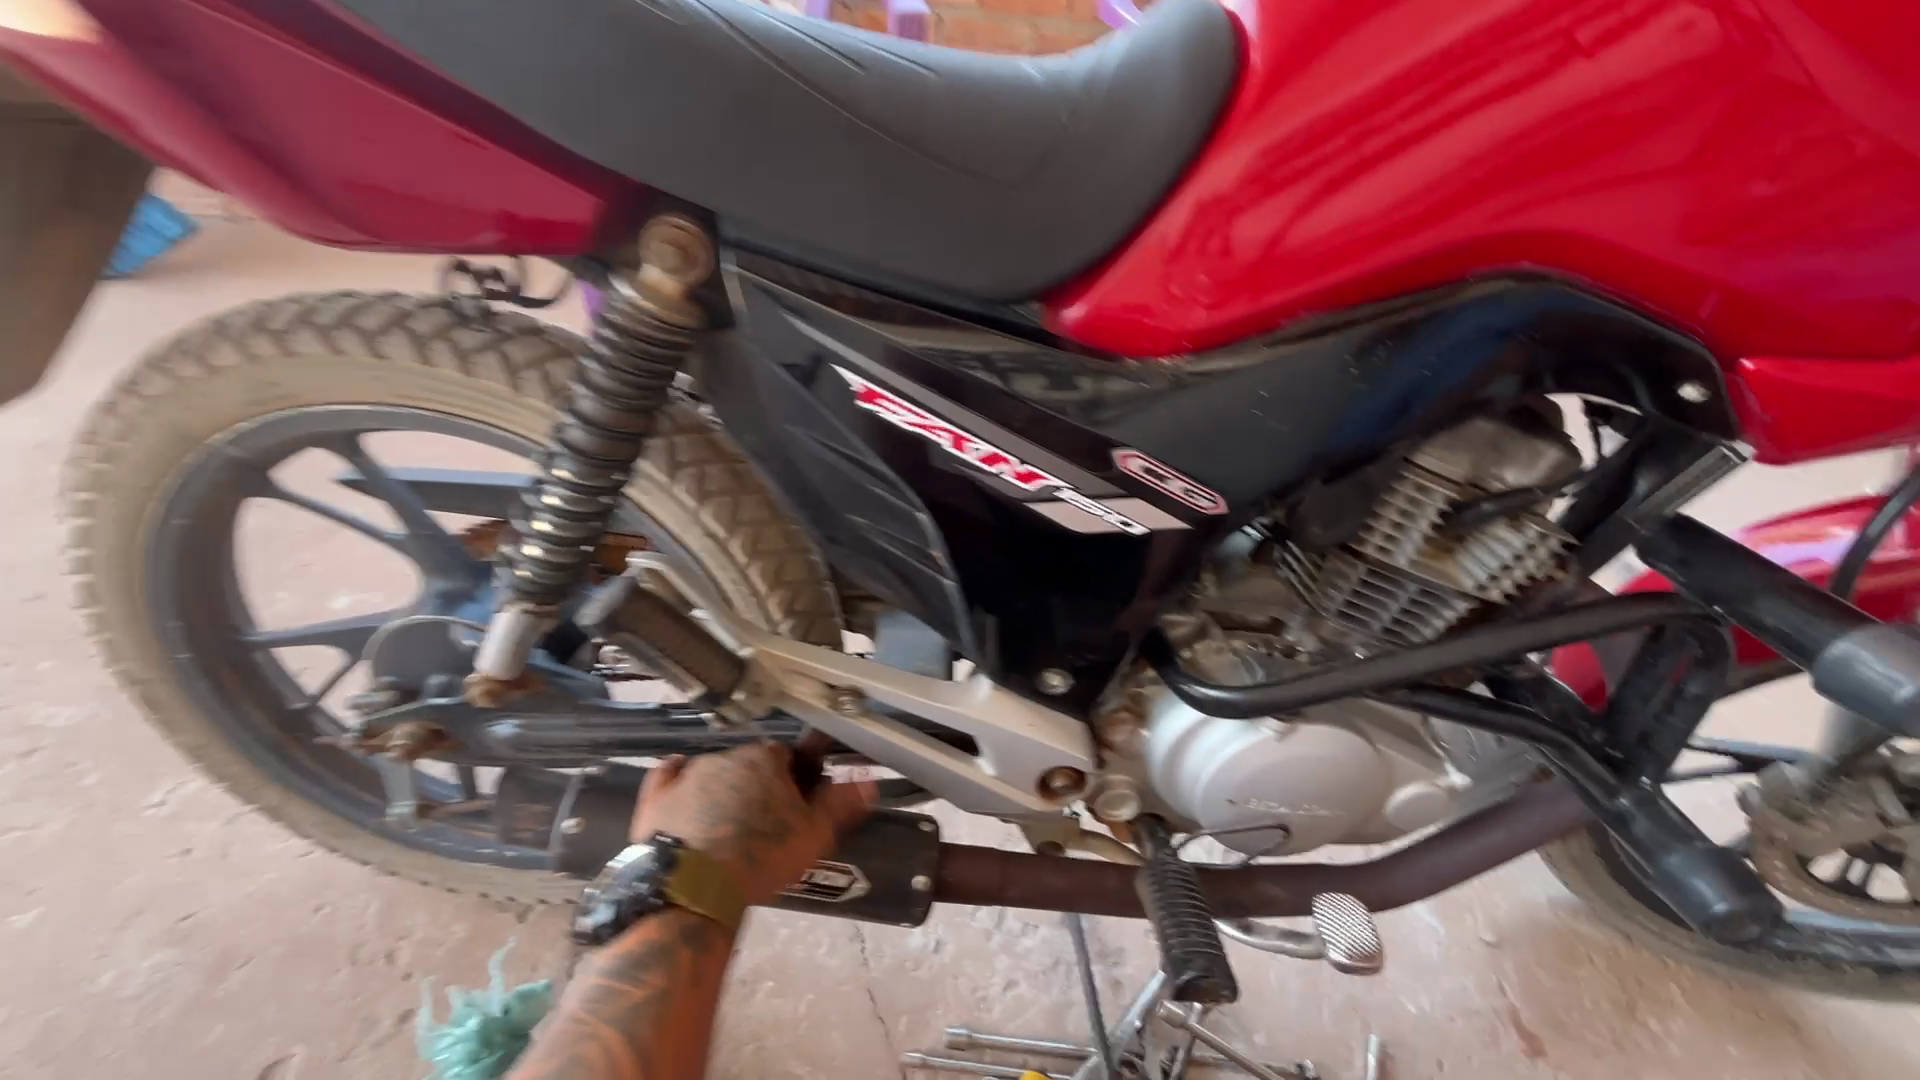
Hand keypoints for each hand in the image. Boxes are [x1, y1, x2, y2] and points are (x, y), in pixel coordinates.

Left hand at [629, 742, 875, 906]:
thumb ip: (840, 804)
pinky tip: (683, 787)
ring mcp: (688, 773)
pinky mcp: (657, 795)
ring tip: (728, 824)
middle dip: (759, 783)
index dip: (794, 778)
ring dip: (724, 787)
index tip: (797, 802)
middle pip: (750, 763)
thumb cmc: (760, 858)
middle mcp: (727, 756)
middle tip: (766, 819)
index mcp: (766, 760)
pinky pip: (668, 775)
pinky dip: (678, 778)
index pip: (787, 756)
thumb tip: (869, 781)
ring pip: (713, 771)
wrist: (693, 888)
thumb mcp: (812, 835)